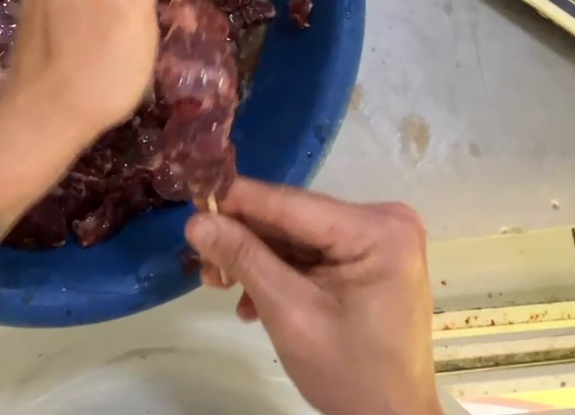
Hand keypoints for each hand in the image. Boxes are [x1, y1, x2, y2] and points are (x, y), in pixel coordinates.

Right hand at [186, 179, 439, 414]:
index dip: (236, 199)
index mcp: (376, 230)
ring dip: (255, 256)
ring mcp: (377, 236)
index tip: (193, 200)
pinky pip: (311, 248)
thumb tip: (195, 220)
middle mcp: (382, 219)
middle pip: (291, 218)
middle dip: (243, 238)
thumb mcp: (289, 314)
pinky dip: (279, 268)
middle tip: (199, 252)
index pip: (290, 203)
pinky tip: (250, 295)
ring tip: (217, 279)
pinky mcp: (368, 253)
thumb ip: (243, 258)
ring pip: (295, 233)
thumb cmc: (350, 375)